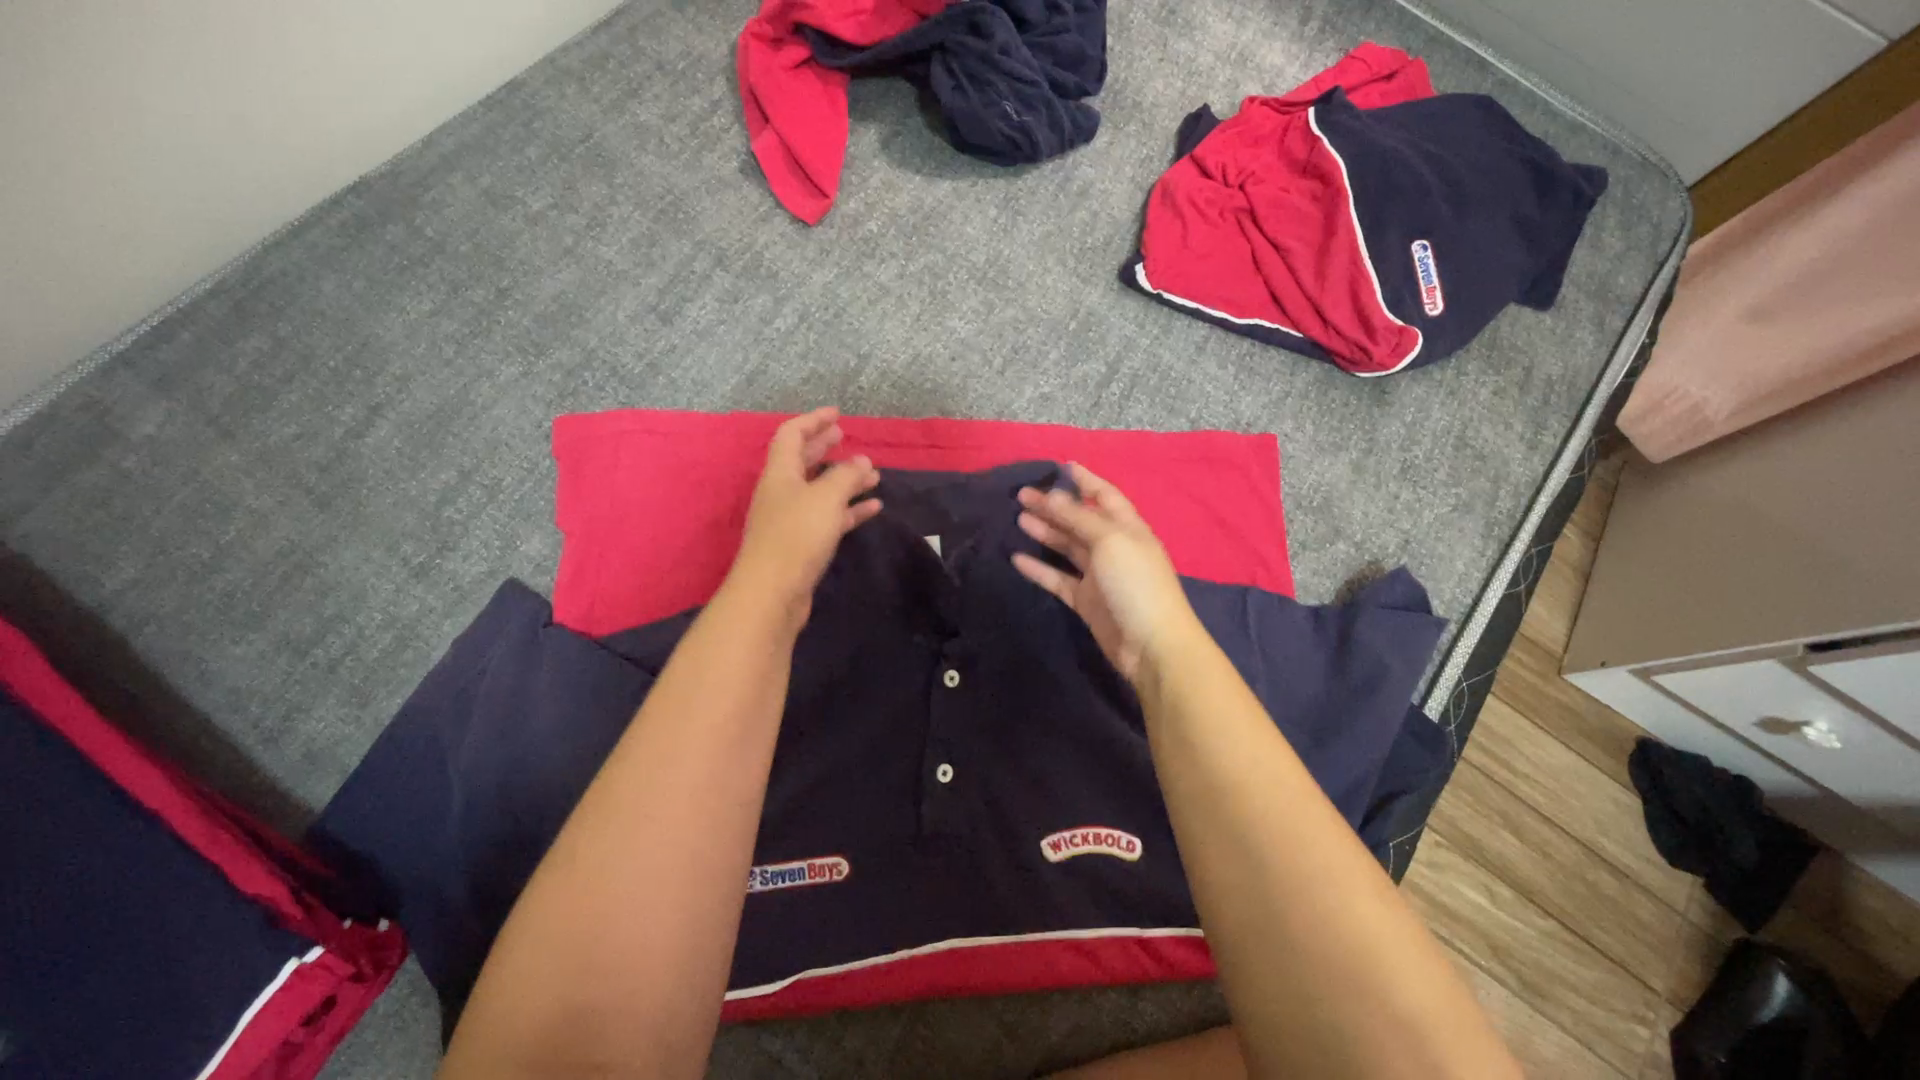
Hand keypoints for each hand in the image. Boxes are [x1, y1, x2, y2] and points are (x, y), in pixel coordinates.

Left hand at [724, 407, 881, 621]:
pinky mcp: (801, 545)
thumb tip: (861, 461)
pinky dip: (849, 510)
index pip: (792, 435)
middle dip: (824, 446)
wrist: (772, 593)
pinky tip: (873, 507)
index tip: (837, 414)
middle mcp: (781, 492)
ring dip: (844, 480)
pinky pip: (828, 518)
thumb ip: (846, 476)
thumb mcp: (825, 498)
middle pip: (802, 460)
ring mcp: (790, 519)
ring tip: (872, 474)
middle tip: (845, 436)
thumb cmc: (796, 536)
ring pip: (819, 490)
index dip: (813, 420)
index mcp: (779, 473)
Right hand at [1011, 464, 1201, 682]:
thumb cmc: (1136, 584)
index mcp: (1128, 528)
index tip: (1062, 465)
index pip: (1105, 496)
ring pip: (1068, 548)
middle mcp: (1114, 548)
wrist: (1151, 645)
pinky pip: (1058, 579)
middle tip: (1022, 494)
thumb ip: (1079, 517)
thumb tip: (1054, 496)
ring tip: (1018, 518)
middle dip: (1055, 506)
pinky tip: (1017, 559)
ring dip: (1046, 532)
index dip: (1086, 480)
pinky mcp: (1086, 601)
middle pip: (1080, 521)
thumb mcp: (1110, 540)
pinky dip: (1039, 568)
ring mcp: (1099, 576)